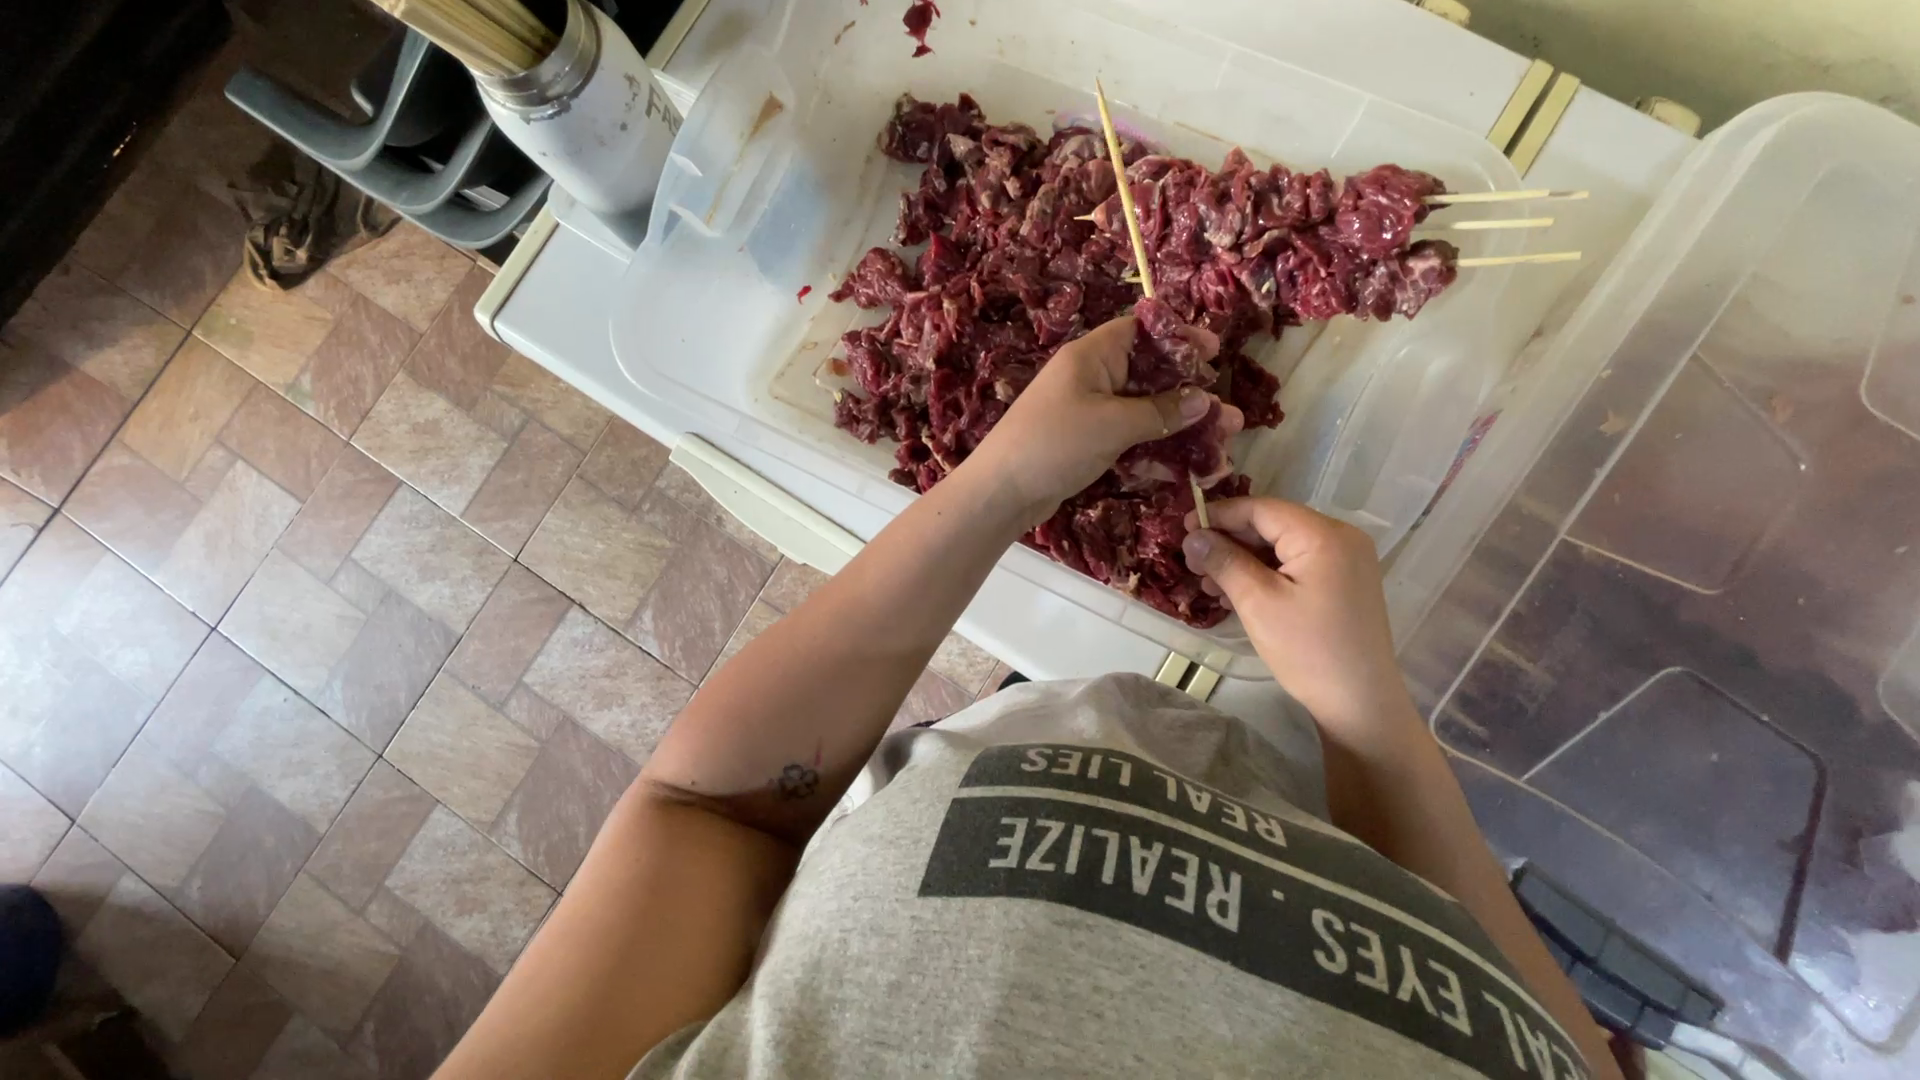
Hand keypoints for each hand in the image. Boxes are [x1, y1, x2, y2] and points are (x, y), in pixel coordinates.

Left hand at [963, 316, 1240, 521]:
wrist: (1001, 494)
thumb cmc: (1053, 445)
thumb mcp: (1112, 424)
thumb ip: (1160, 411)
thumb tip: (1202, 400)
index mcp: (1091, 356)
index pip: (1141, 331)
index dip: (1179, 338)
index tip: (1213, 353)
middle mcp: (1092, 379)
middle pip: (1151, 377)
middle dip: (1191, 397)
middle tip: (1228, 418)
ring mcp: (1089, 414)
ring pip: (1146, 414)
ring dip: (1182, 431)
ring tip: (1223, 448)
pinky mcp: (1088, 445)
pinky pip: (1131, 441)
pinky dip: (1157, 454)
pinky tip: (1189, 471)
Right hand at [1180, 498, 1414, 730]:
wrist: (1359, 702)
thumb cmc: (1307, 649)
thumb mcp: (1257, 602)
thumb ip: (1225, 561)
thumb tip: (1194, 536)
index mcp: (1323, 535)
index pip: (1262, 508)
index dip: (1219, 515)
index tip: (1183, 529)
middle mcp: (1341, 537)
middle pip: (1273, 524)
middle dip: (1230, 540)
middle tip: (1193, 562)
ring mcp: (1346, 560)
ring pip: (1282, 545)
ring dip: (1244, 559)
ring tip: (1210, 584)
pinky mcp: (1344, 582)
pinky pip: (1296, 564)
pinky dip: (1266, 572)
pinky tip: (1237, 591)